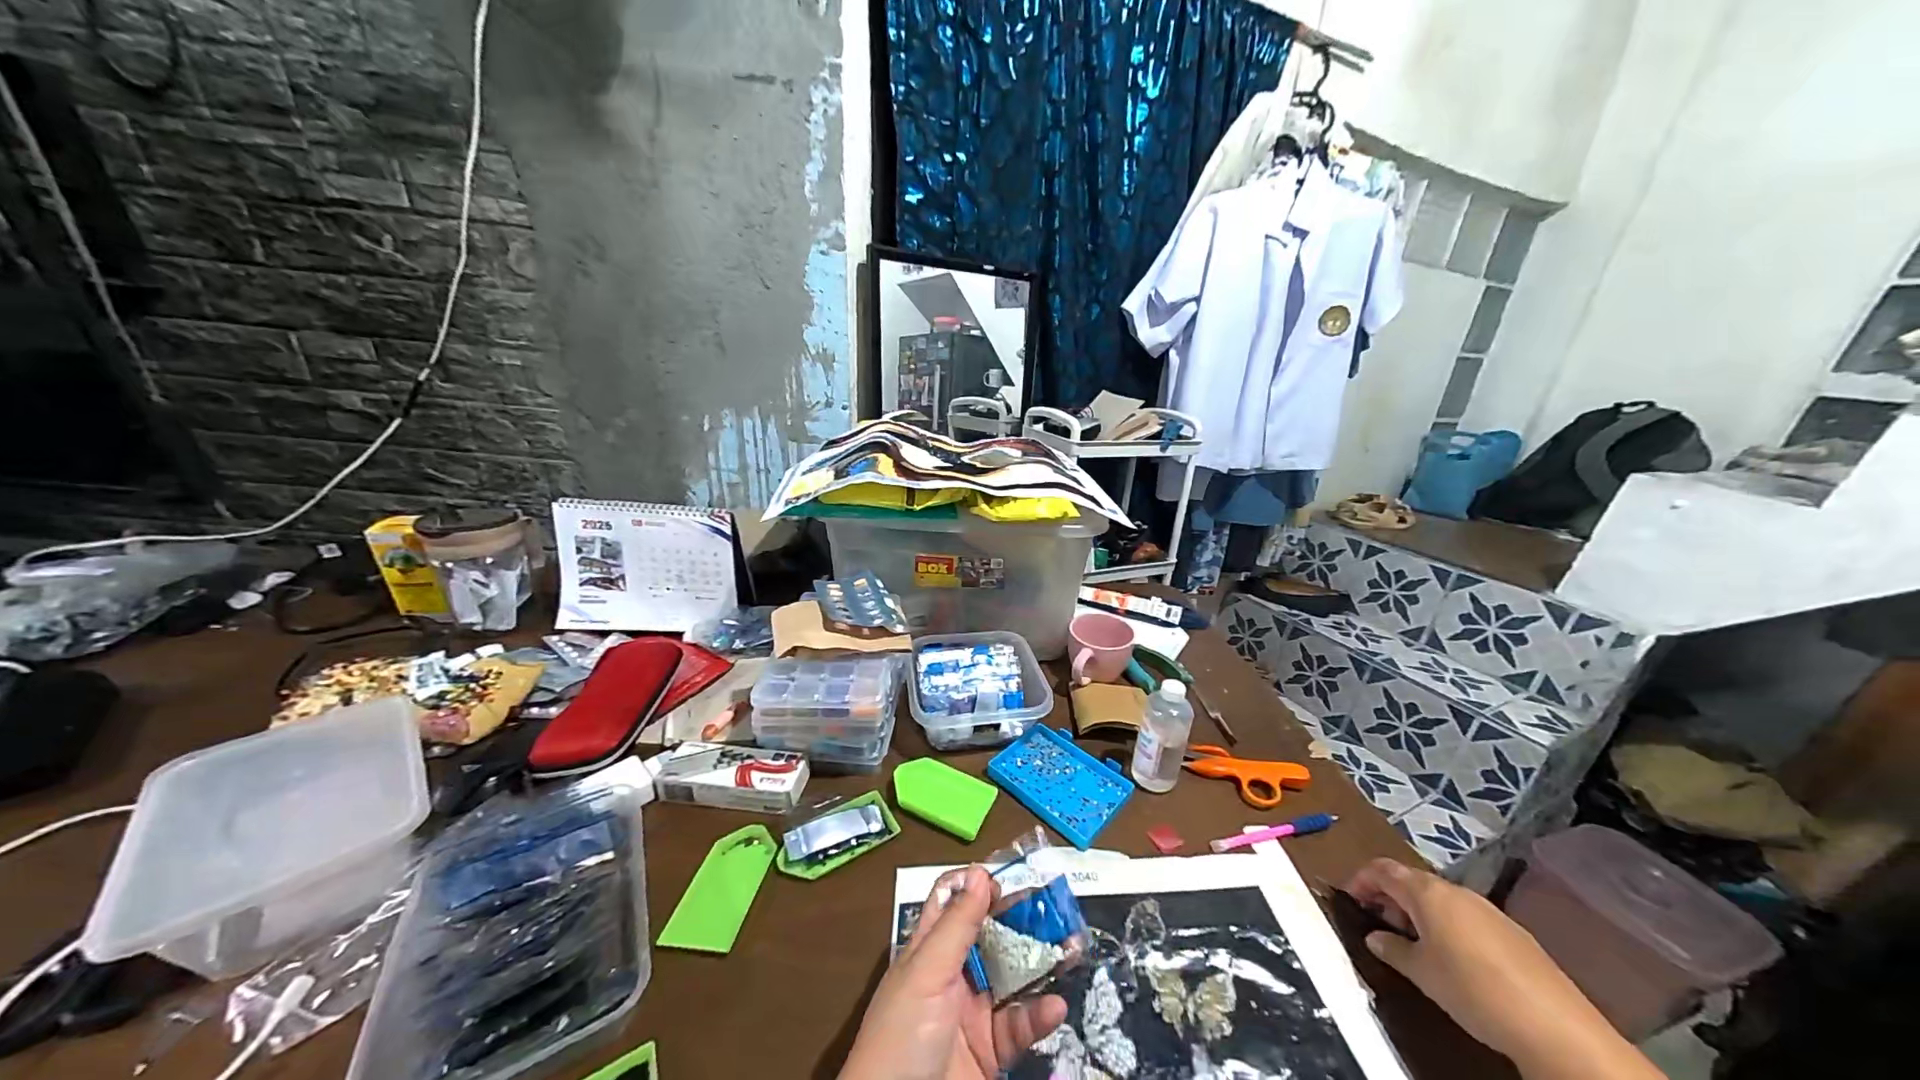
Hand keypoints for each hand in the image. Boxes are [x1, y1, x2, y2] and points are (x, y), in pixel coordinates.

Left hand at [840, 865, 1067, 1079]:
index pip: (952, 902)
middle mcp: (952, 975)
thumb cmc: (901, 1036)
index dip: (978, 885)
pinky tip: (1054, 1007)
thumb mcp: (926, 975)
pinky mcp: (989, 1052)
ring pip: (1012, 978)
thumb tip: (980, 873)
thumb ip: (956, 926)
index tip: (1011, 878)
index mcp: (929, 950)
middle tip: (1057, 908)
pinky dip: (1038, 1015)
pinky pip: (1019, 1025)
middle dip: (1022, 921)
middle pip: (990, 936)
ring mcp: (971, 1014)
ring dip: (1041, 964)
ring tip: (1072, 949)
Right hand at [1344, 858, 1660, 1079]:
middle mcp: (1457, 891)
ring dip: (1417, 913)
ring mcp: (1489, 911)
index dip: (1360, 880)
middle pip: (1411, 881)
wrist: (1555, 1027)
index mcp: (1427, 892)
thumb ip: (1392, 949)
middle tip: (1377, 925)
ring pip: (1440, 900)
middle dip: (1389, 898)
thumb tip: (1376, 937)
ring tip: (1411, 945)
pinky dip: (1447, 927)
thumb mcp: (1420, 973)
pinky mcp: (1513, 933)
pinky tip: (1452, 960)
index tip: (1349, 900)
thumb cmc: (1471, 989)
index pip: (1382, 869)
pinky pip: (1466, 917)